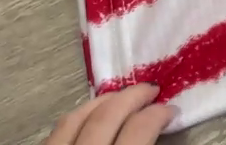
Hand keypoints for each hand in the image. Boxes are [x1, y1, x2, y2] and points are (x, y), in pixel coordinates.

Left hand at [44, 83, 175, 144]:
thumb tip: (161, 126)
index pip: (140, 128)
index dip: (160, 114)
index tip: (170, 110)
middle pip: (107, 115)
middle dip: (134, 96)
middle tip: (151, 91)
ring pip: (74, 119)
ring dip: (102, 101)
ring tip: (121, 97)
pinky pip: (54, 133)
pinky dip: (75, 118)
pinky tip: (88, 117)